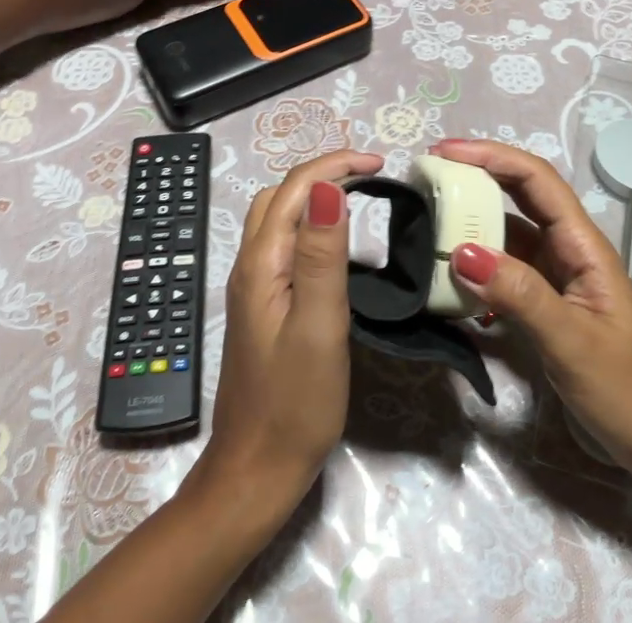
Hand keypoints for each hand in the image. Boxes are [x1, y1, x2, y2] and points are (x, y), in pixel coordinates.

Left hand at [201, 150, 384, 503]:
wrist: (257, 467)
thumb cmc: (295, 402)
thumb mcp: (318, 326)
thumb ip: (321, 256)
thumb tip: (328, 188)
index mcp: (261, 265)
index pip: (294, 190)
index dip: (334, 165)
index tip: (381, 164)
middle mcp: (250, 268)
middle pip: (279, 199)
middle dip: (323, 173)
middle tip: (373, 175)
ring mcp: (254, 291)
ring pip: (279, 223)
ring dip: (314, 198)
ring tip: (359, 197)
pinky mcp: (264, 311)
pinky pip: (284, 250)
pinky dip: (310, 229)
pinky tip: (336, 249)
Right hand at [429, 139, 631, 477]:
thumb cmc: (625, 389)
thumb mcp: (572, 342)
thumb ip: (520, 296)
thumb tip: (462, 252)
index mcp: (583, 247)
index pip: (537, 182)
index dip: (492, 157)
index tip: (444, 152)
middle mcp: (568, 254)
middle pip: (519, 199)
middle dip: (476, 180)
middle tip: (425, 178)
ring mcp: (556, 281)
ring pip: (507, 237)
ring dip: (471, 226)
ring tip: (425, 224)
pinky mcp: (544, 308)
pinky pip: (504, 275)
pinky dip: (476, 271)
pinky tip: (448, 282)